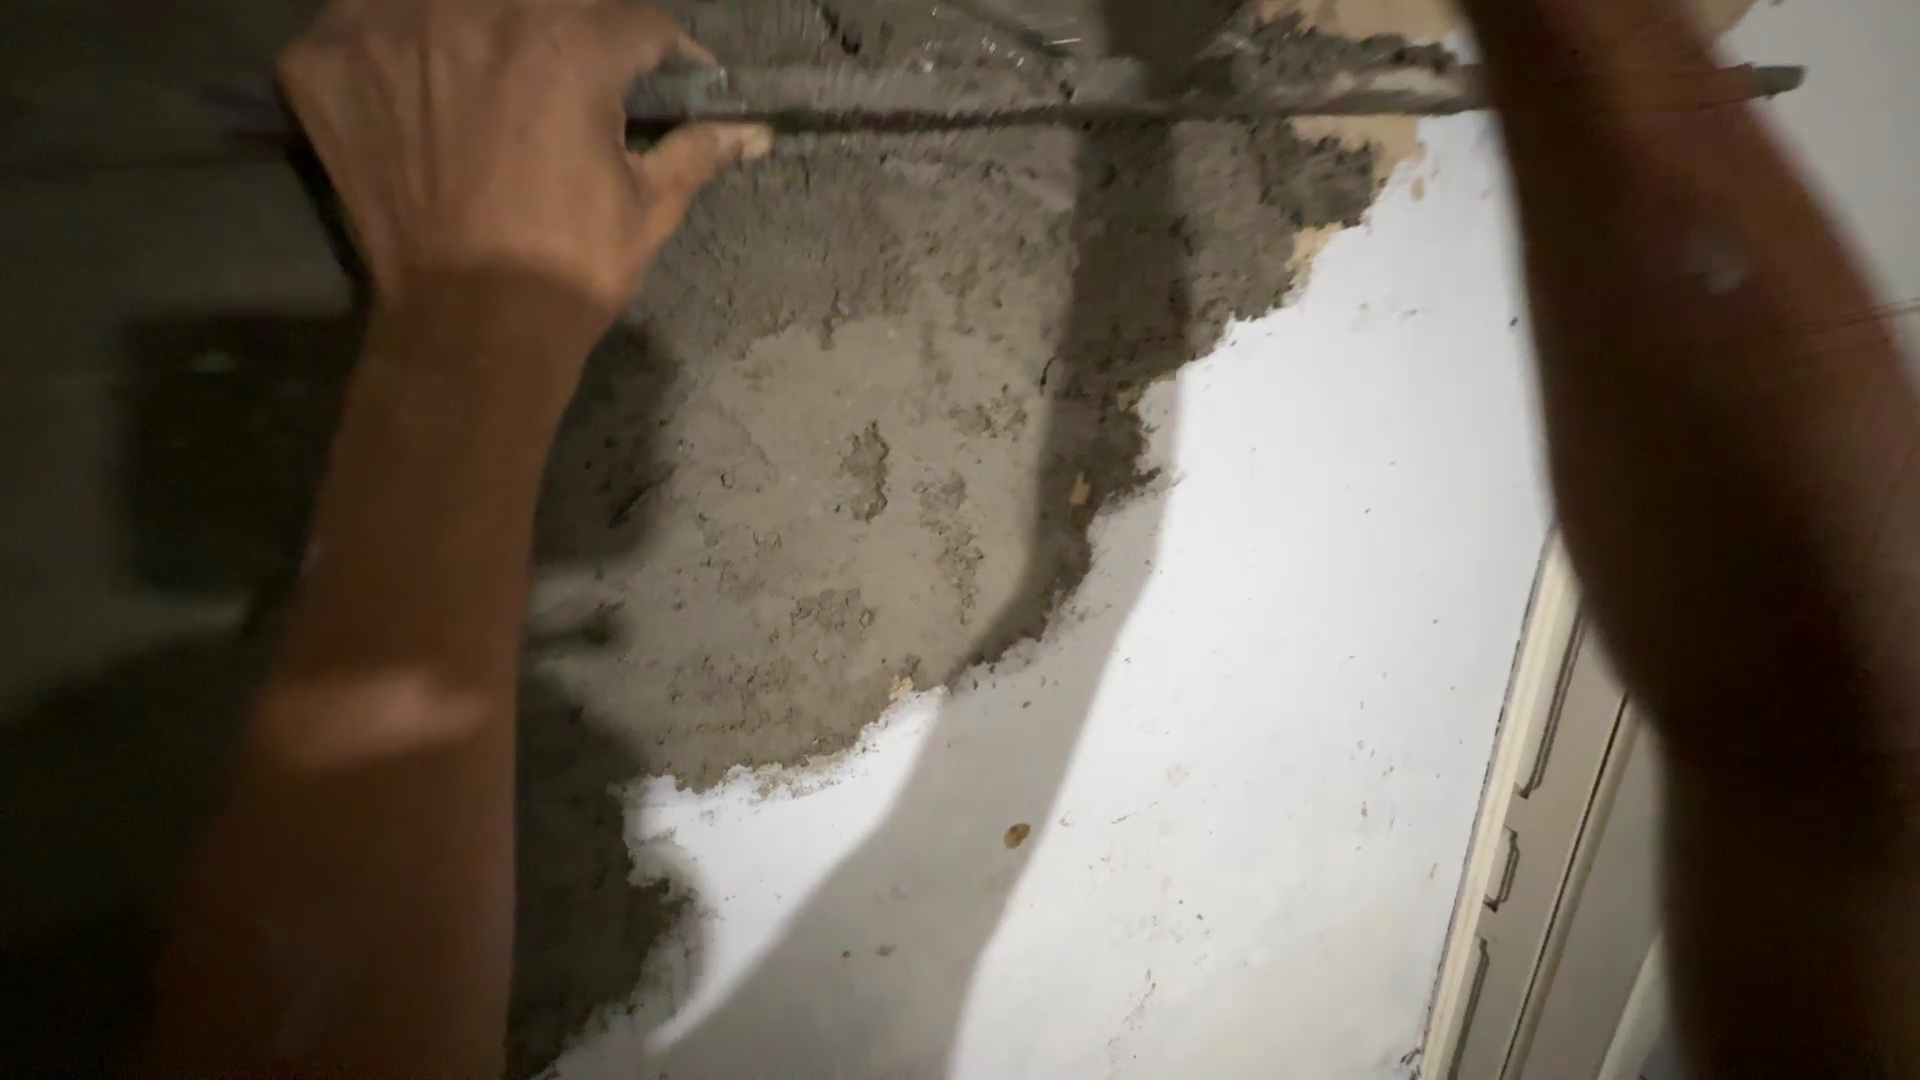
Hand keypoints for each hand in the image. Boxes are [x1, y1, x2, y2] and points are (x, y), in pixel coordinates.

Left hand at [279, 0, 769, 312]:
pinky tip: (434, 98)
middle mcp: (468, 10)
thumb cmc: (574, 270)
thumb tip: (755, 131)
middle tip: (589, 91)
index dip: (667, 51)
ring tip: (509, 90)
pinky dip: (410, 49)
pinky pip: (374, 21)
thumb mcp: (650, 210)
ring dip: (494, 33)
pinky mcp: (325, 58)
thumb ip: (697, 150)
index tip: (675, 77)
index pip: (634, 18)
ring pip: (458, 0)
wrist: (471, 328)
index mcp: (563, 48)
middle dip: (581, 38)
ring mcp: (382, 26)